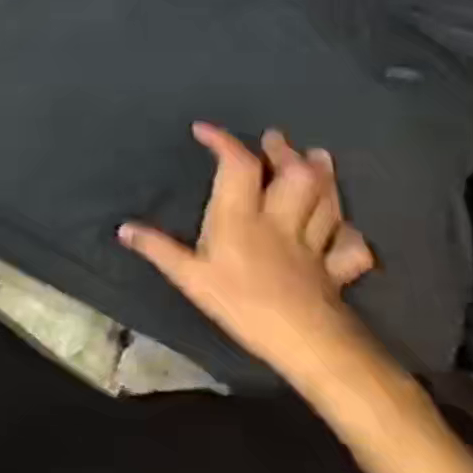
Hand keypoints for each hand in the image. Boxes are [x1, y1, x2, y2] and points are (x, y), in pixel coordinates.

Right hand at [118, 123, 380, 384]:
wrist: (310, 343)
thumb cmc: (242, 303)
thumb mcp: (189, 277)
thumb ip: (158, 249)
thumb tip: (123, 228)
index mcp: (241, 218)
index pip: (237, 167)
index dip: (224, 142)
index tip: (204, 129)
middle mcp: (280, 222)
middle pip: (294, 178)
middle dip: (285, 154)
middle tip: (276, 138)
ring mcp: (313, 245)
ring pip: (326, 203)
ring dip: (323, 178)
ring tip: (318, 158)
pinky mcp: (336, 271)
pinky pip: (350, 245)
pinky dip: (348, 231)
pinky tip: (344, 226)